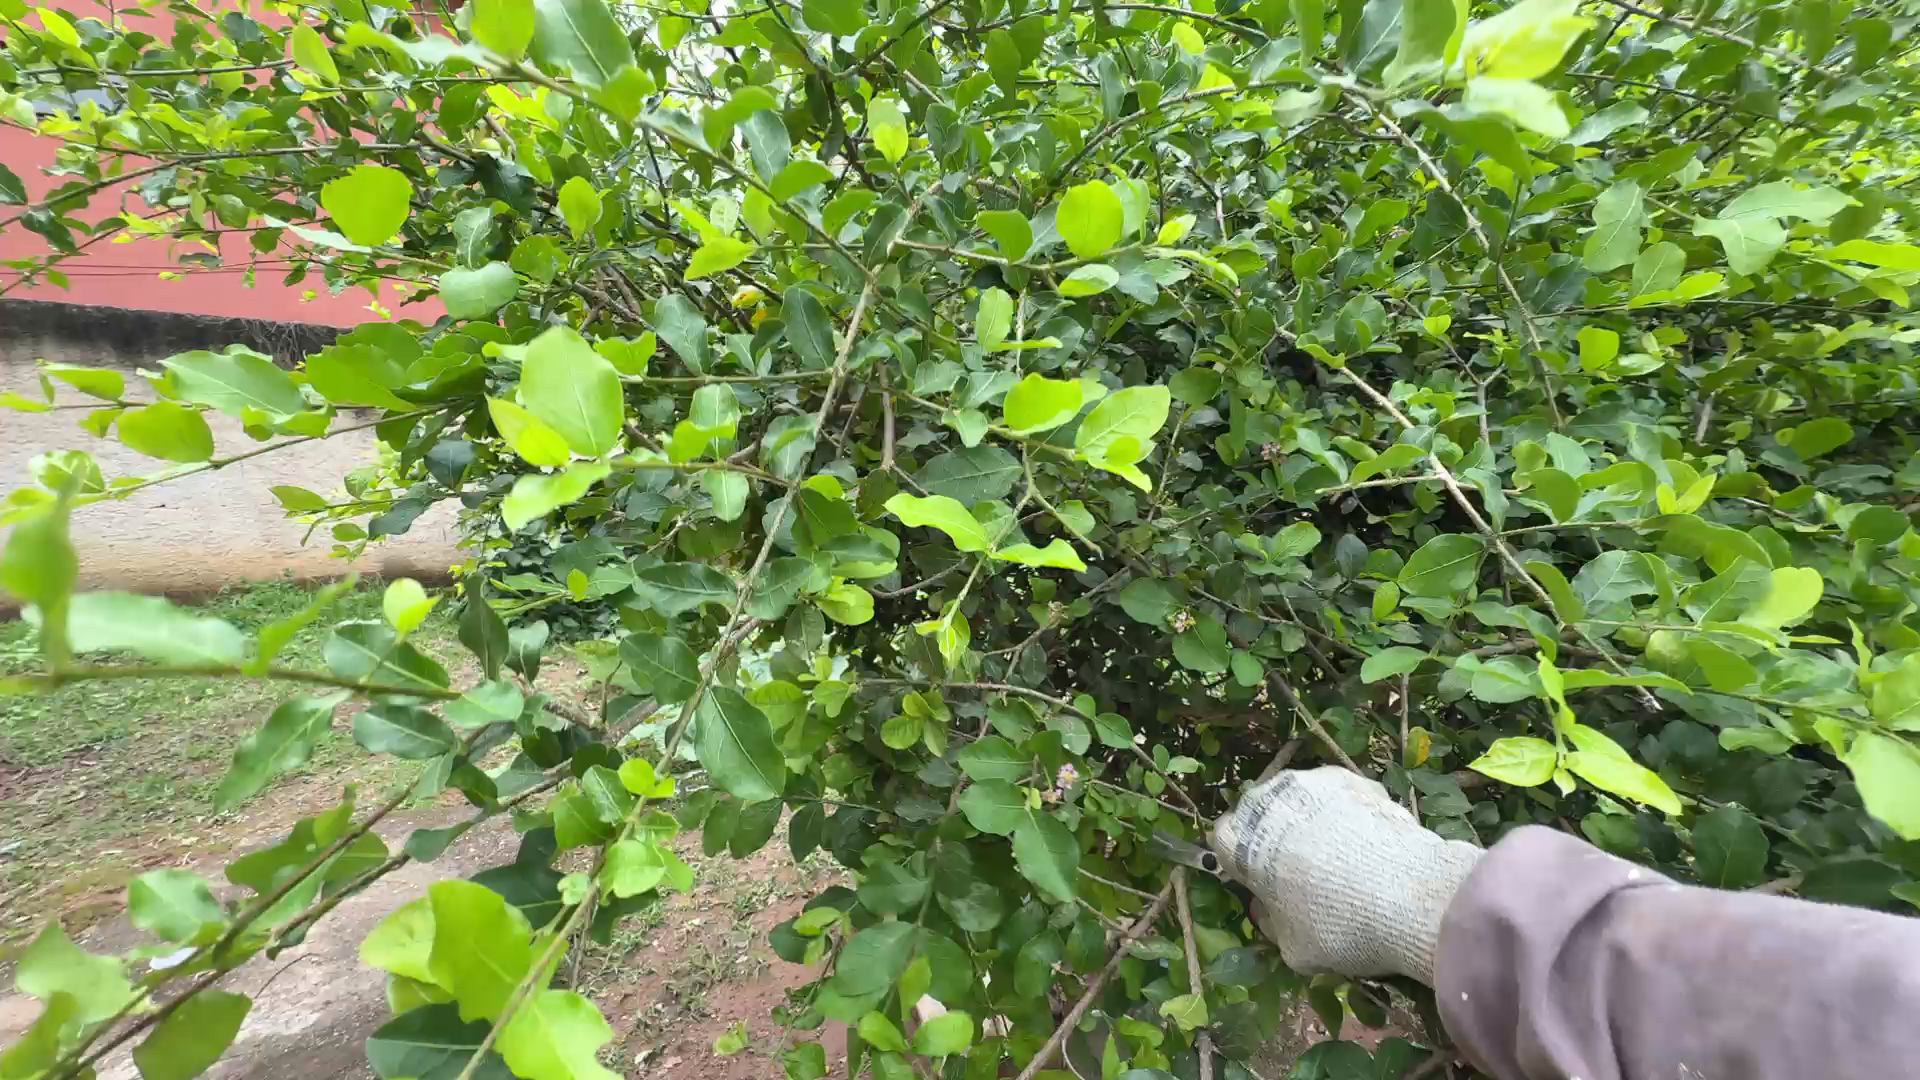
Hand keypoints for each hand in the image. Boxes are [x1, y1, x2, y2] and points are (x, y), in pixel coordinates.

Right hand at [1210, 767, 1481, 983]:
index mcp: (1236, 840)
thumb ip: (1272, 923)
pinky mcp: (1343, 775)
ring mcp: (1303, 782)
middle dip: (1275, 837)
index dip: (1244, 863)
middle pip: (1259, 817)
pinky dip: (1347, 812)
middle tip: (1305, 870)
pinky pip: (1337, 795)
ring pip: (1298, 801)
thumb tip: (1268, 909)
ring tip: (1345, 855)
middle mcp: (1261, 801)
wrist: (1408, 895)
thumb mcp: (1294, 948)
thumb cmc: (1337, 925)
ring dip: (1310, 820)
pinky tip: (1371, 842)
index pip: (1223, 843)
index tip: (1266, 882)